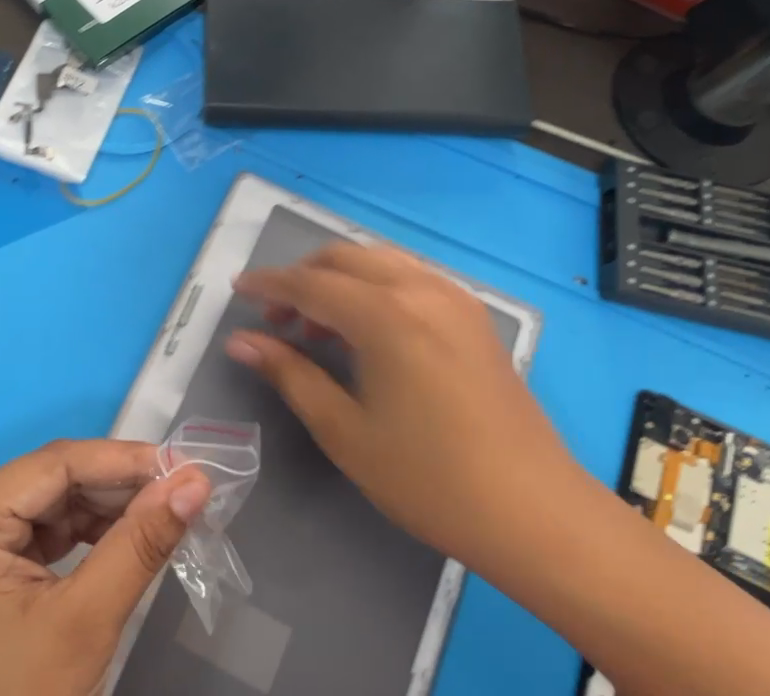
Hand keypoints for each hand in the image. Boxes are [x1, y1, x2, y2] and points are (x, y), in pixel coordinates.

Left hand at [0, 440, 211, 695]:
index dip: (123, 459)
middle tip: (185, 489)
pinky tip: (129, 538)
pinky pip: (44, 532)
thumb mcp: (86, 618)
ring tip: (166, 513)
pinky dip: (89, 535)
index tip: (185, 464)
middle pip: (54, 481)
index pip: (55, 465)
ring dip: (110, 509)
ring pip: (54, 503)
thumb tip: (194, 483)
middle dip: (120, 486)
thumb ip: (140, 543)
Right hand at [226, 241, 577, 565]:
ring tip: (317, 326)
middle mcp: (421, 289)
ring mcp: (454, 298)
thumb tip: (240, 340)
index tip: (237, 290)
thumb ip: (290, 374)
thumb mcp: (344, 430)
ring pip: (380, 262)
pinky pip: (411, 277)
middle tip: (275, 319)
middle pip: (345, 259)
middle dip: (302, 278)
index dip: (268, 285)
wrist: (532, 510)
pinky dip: (375, 286)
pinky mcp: (474, 316)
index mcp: (385, 314)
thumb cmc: (427, 477)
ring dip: (339, 279)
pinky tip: (366, 329)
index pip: (310, 284)